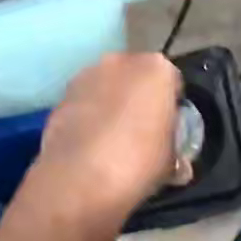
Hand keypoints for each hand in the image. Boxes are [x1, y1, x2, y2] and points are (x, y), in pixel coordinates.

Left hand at [29, 53, 181, 224]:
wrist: (79, 179)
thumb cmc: (137, 164)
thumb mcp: (170, 164)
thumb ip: (176, 154)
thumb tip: (179, 165)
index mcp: (157, 69)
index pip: (173, 82)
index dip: (172, 108)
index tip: (169, 131)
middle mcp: (120, 61)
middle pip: (137, 79)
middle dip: (140, 102)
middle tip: (143, 137)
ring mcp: (85, 76)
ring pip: (107, 89)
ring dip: (111, 108)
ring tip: (113, 145)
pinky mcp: (60, 96)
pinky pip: (84, 105)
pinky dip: (88, 119)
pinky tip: (91, 149)